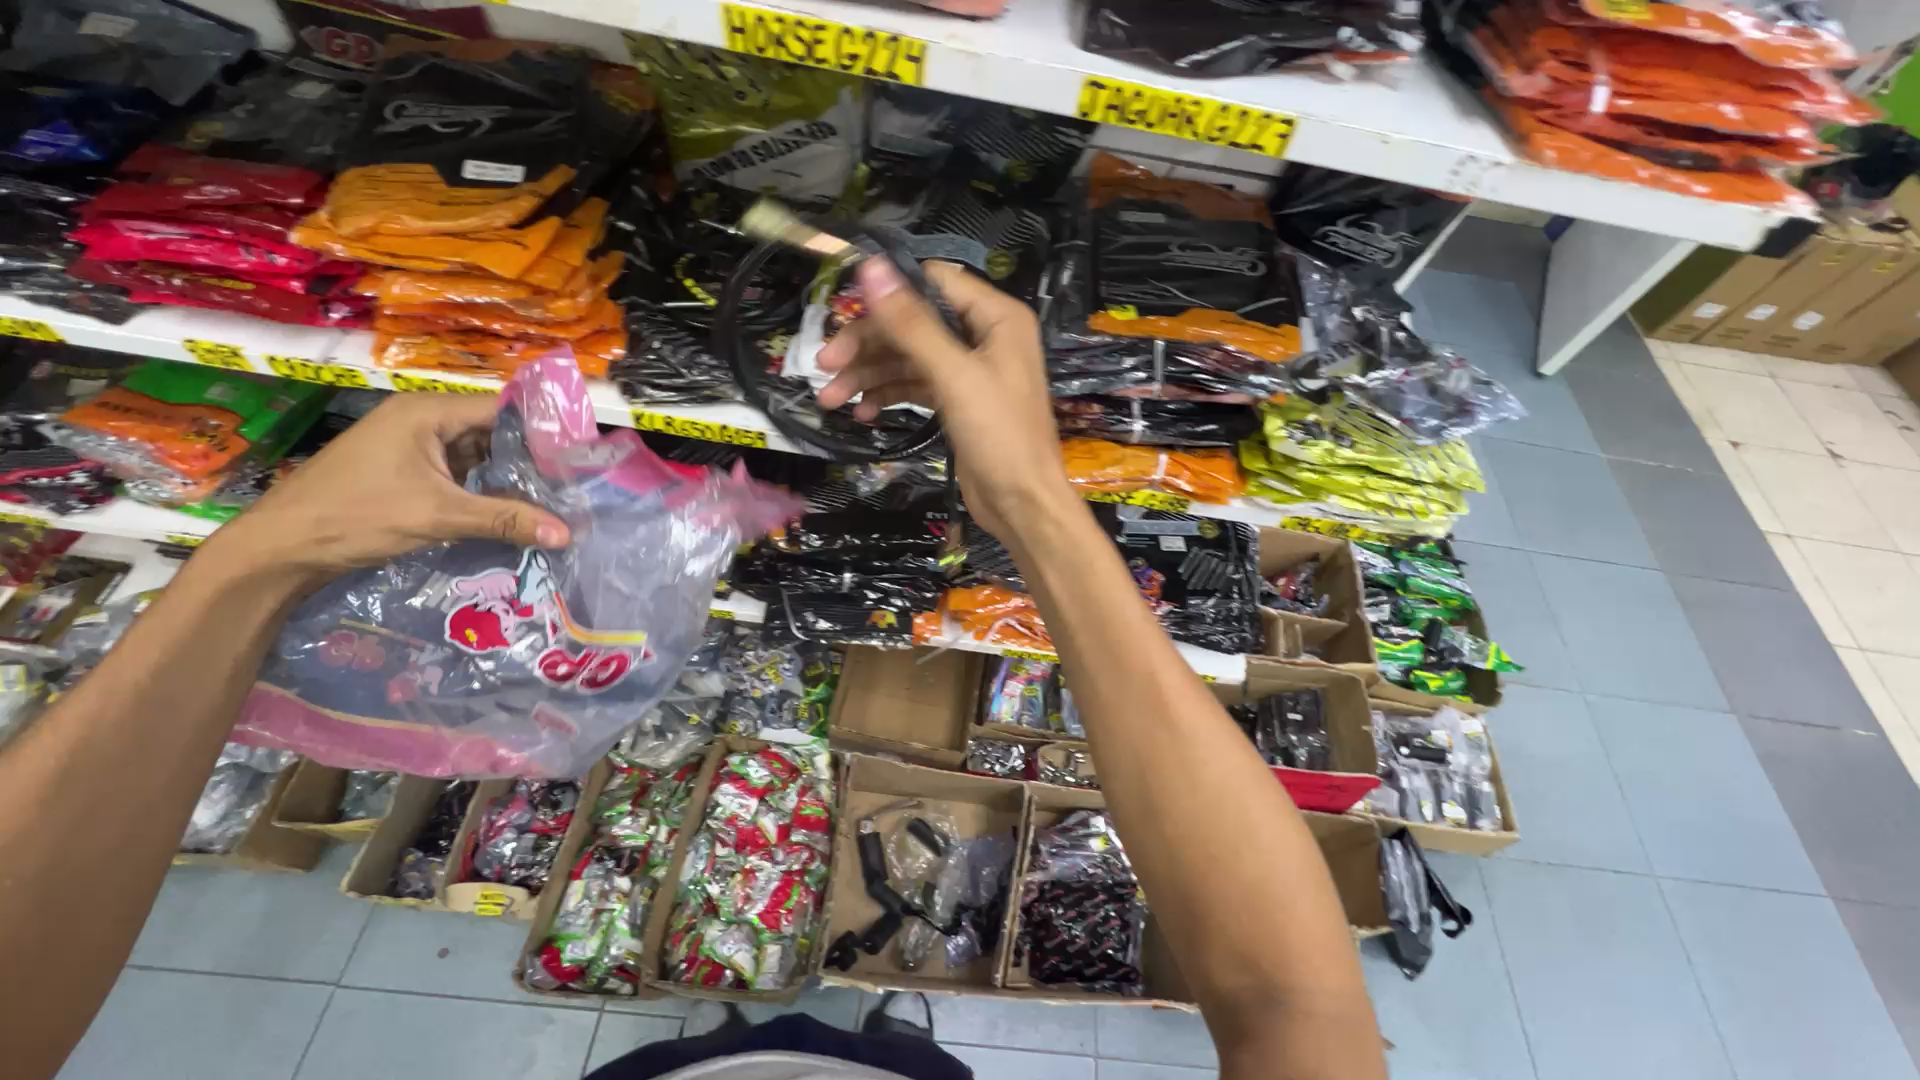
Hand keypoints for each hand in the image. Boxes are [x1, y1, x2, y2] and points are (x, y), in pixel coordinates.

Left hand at [212, 393, 569, 579]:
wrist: (280, 547)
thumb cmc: (356, 515)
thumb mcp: (438, 516)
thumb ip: (506, 520)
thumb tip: (567, 534)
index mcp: (427, 412)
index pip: (502, 409)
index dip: (542, 430)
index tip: (578, 456)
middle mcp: (421, 421)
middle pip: (492, 431)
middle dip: (530, 458)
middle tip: (572, 483)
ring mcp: (412, 447)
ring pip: (477, 455)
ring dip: (508, 476)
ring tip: (552, 498)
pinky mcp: (407, 472)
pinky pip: (459, 473)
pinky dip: (484, 489)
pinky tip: (512, 509)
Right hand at [815, 258, 1076, 542]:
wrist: (1022, 504)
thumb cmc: (1000, 435)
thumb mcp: (954, 376)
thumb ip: (911, 323)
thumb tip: (872, 268)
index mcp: (996, 317)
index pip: (933, 283)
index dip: (888, 293)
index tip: (842, 310)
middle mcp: (983, 336)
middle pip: (913, 322)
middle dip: (867, 344)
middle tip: (824, 365)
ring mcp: (969, 370)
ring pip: (908, 357)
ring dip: (869, 374)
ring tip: (830, 399)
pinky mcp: (957, 401)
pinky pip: (915, 385)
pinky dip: (889, 395)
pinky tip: (861, 413)